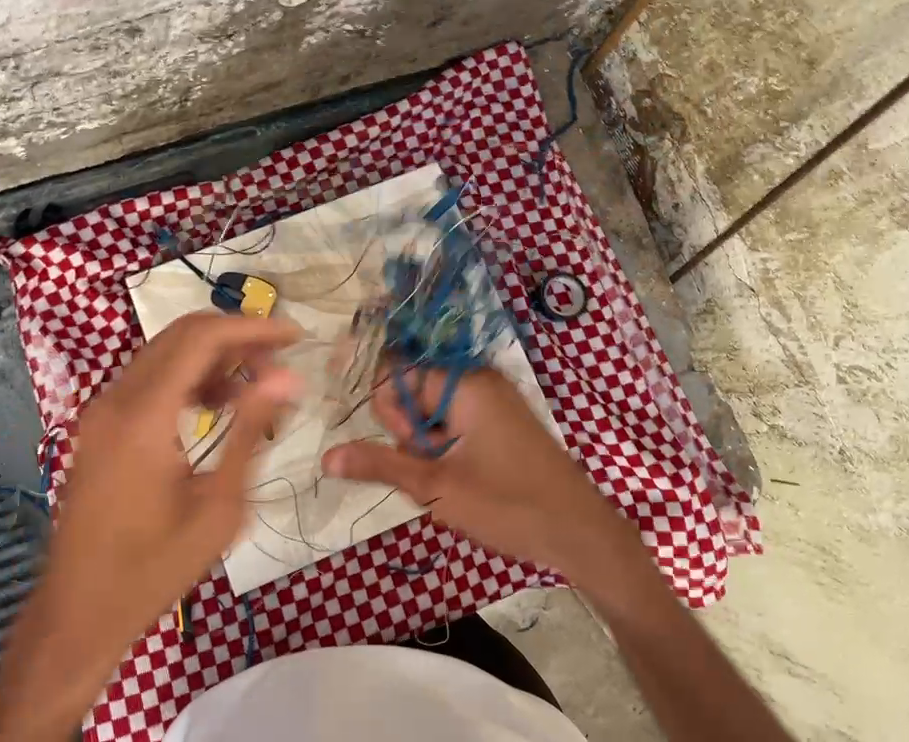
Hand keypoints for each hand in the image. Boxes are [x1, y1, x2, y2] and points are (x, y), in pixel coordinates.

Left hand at [0, 312, 302, 741]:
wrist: (79, 610)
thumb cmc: (154, 567)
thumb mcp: (218, 507)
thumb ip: (250, 432)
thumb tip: (286, 378)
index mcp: (144, 415)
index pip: (201, 338)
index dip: (252, 327)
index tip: (295, 335)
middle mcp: (116, 399)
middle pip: (180, 335)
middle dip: (235, 337)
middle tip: (280, 360)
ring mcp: (101, 410)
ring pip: (163, 353)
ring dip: (212, 357)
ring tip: (257, 385)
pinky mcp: (99, 426)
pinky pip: (147, 379)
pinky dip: (185, 377)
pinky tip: (217, 406)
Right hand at [321, 364, 640, 573]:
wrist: (581, 534)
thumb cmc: (508, 505)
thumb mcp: (435, 488)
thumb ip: (379, 464)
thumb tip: (326, 457)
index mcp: (463, 382)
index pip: (394, 373)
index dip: (390, 412)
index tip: (409, 449)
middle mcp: (478, 379)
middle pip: (412, 392)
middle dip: (410, 434)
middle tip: (435, 471)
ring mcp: (492, 400)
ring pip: (430, 412)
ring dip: (428, 447)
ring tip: (452, 482)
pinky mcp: (500, 421)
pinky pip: (453, 423)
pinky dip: (447, 449)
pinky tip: (462, 480)